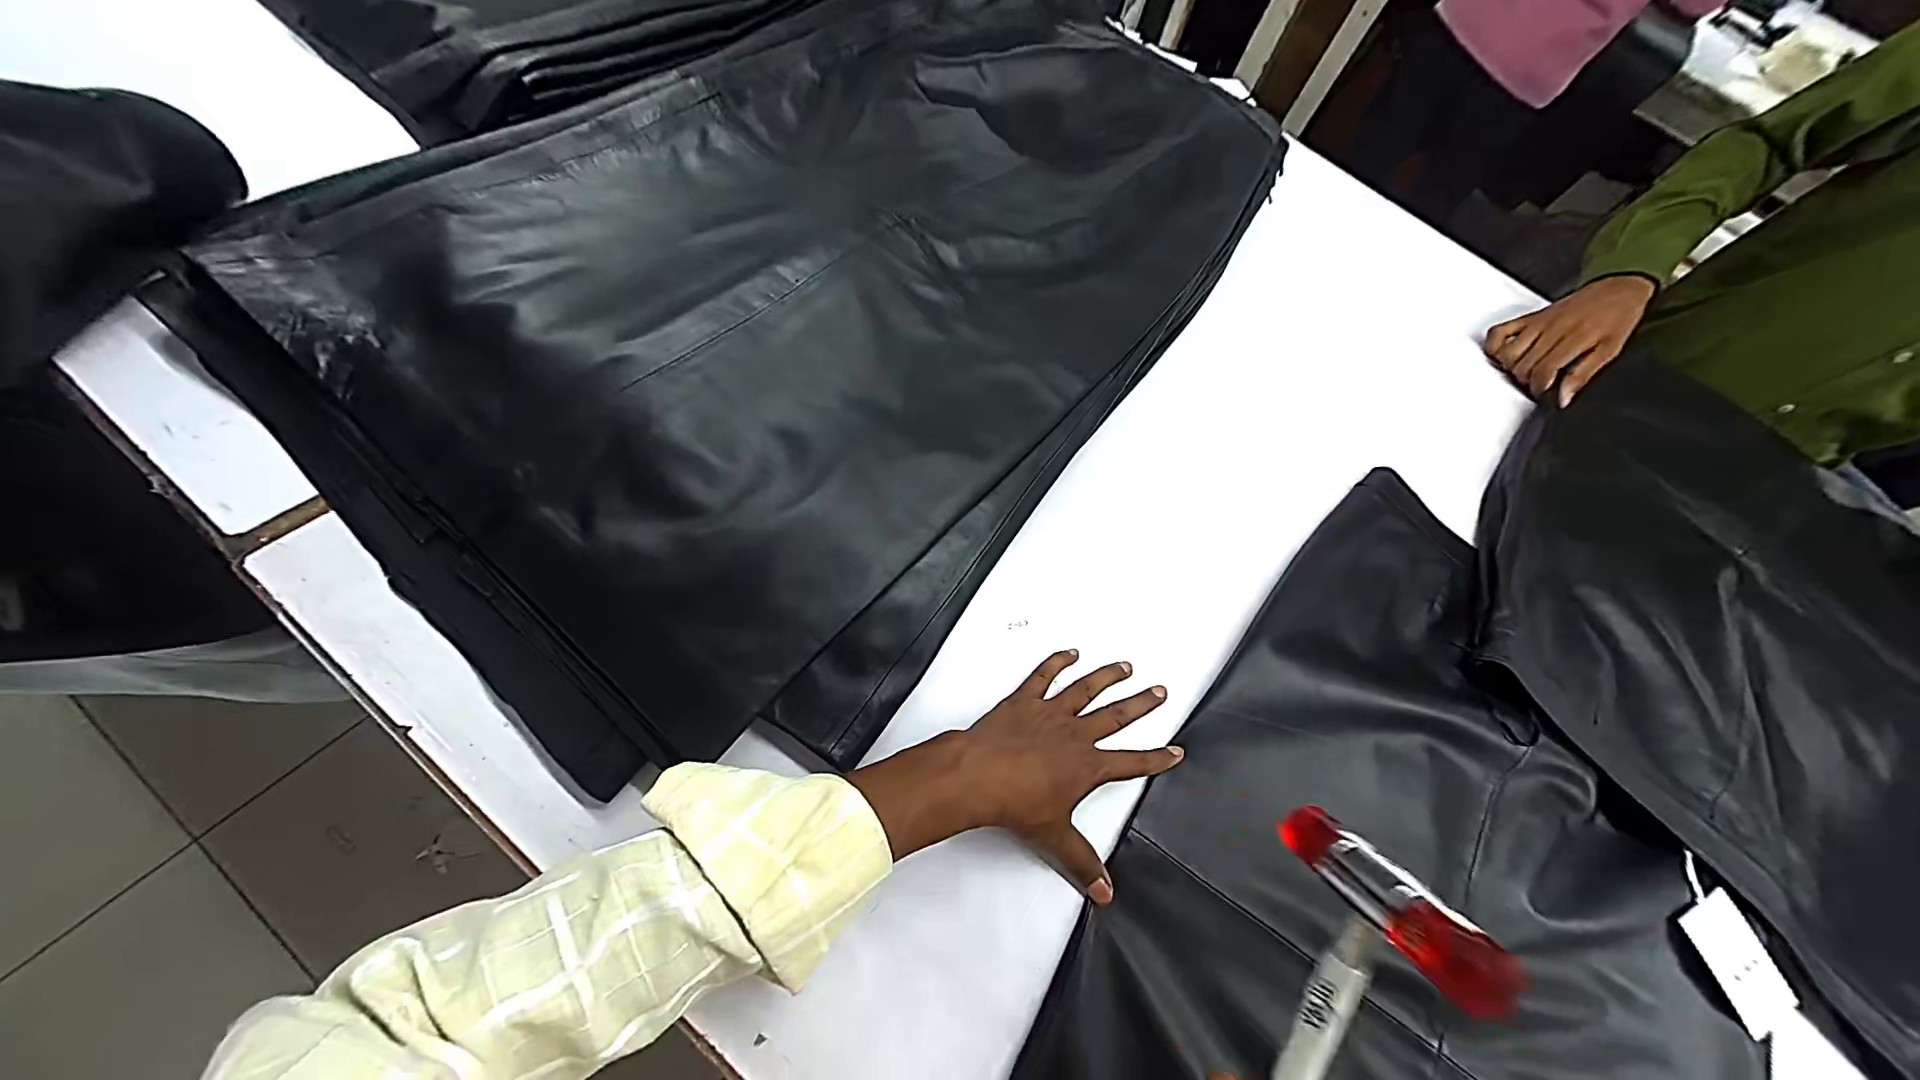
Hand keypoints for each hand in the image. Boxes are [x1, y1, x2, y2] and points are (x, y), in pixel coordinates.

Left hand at [847, 649, 1180, 902]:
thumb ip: (1082, 862)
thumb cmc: (1014, 800)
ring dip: (1107, 677)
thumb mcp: (1054, 837)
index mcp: (1086, 765)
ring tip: (1124, 666)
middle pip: (1117, 716)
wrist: (980, 775)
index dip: (1156, 758)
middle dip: (1142, 704)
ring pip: (1086, 690)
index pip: (1132, 762)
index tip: (1174, 751)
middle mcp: (1074, 734)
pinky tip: (1068, 652)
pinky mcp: (1024, 701)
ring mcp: (1050, 713)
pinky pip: (1044, 676)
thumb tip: (1102, 889)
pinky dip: (1057, 662)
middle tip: (1160, 691)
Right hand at [1483, 275, 1655, 405]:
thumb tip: (1563, 398)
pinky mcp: (1529, 317)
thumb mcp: (1611, 350)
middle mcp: (1552, 330)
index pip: (1543, 371)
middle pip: (1523, 366)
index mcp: (1575, 338)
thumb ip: (1584, 375)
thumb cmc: (1618, 319)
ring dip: (1512, 367)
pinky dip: (1494, 346)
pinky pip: (1498, 332)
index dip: (1540, 387)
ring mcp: (1538, 323)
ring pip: (1508, 354)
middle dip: (1527, 380)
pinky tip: (1504, 354)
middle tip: (1538, 381)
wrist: (1620, 288)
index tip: (1544, 392)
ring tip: (1525, 370)